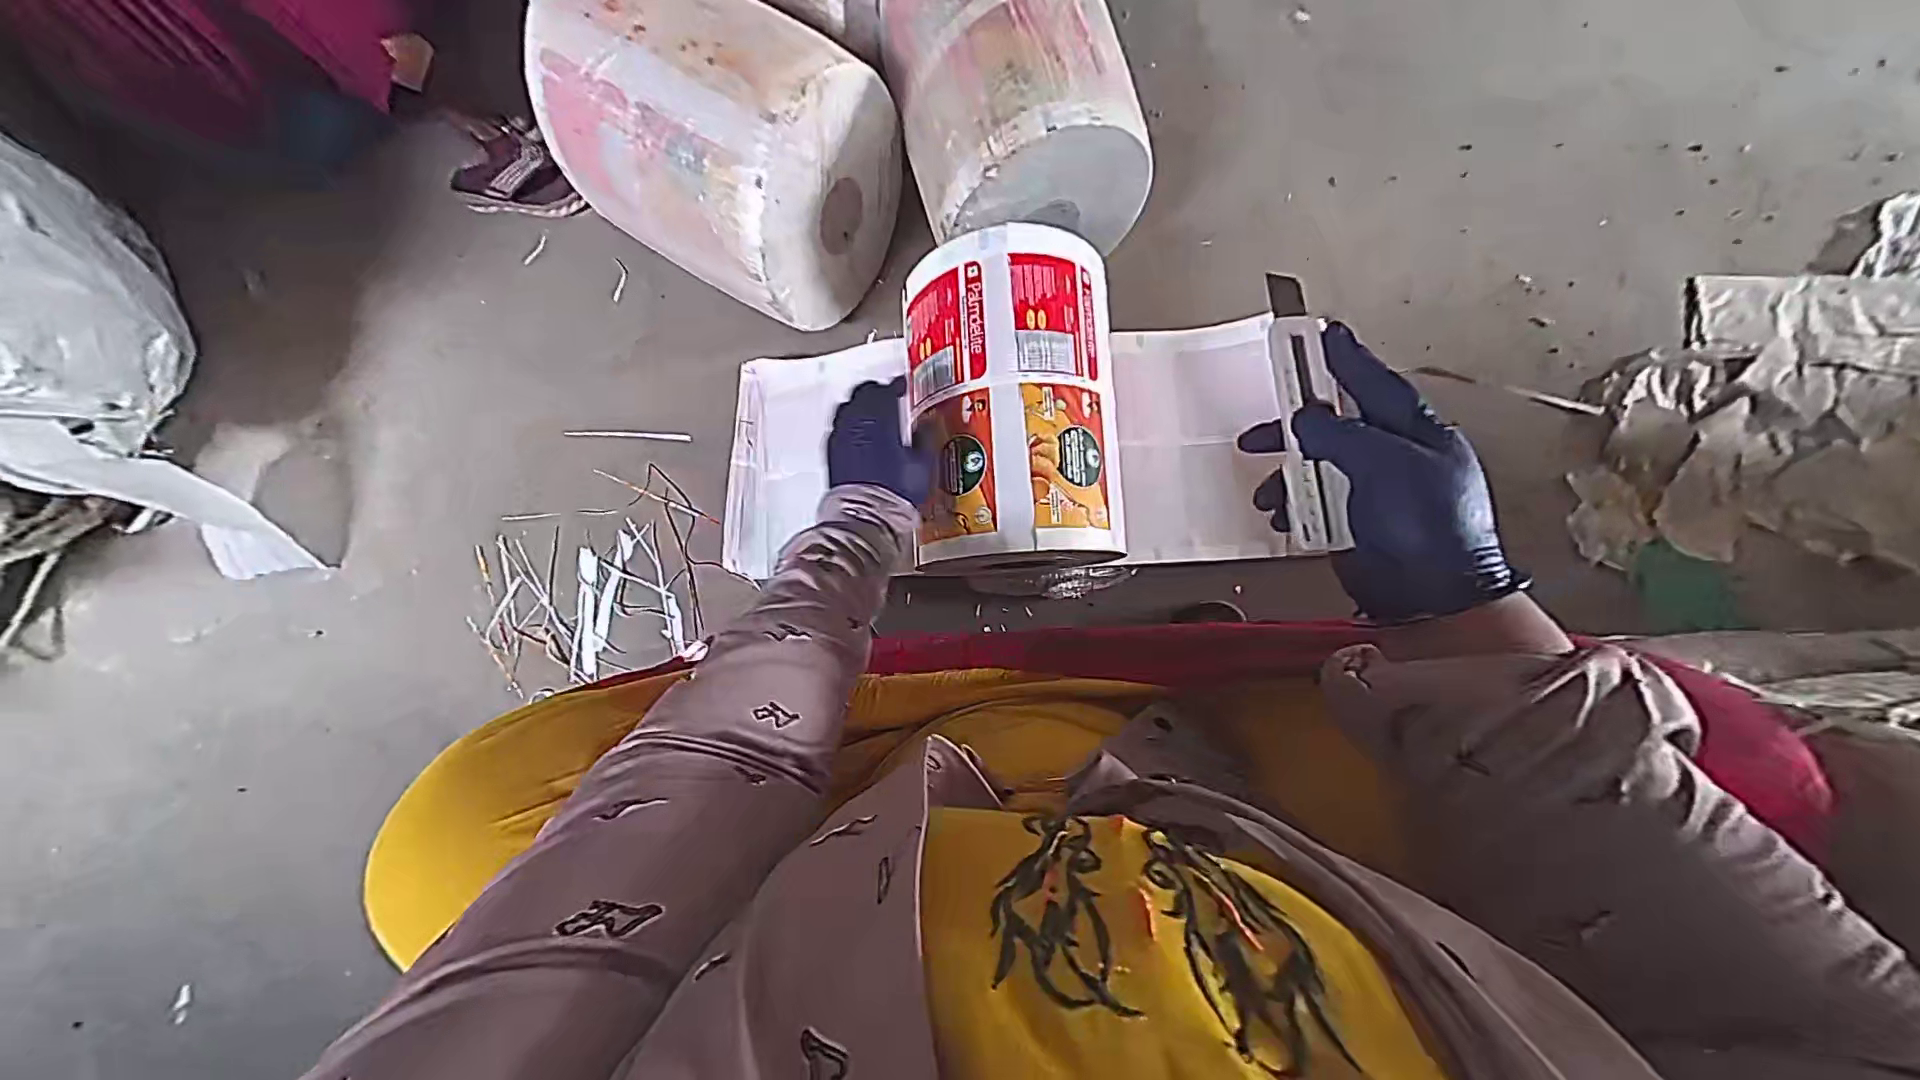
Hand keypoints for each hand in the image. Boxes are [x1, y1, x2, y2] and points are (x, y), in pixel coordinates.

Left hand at [827, 377, 929, 504]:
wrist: (865, 516)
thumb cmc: (892, 491)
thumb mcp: (922, 465)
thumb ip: (925, 438)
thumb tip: (927, 424)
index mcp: (879, 418)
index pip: (887, 389)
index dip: (897, 384)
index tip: (903, 384)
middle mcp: (855, 422)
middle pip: (863, 393)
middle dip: (876, 391)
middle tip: (888, 394)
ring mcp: (840, 436)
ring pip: (848, 407)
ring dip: (861, 405)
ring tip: (872, 411)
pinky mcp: (832, 452)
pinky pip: (839, 427)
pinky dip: (850, 423)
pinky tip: (858, 432)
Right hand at [1236, 321, 1524, 621]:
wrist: (1428, 595)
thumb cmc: (1424, 525)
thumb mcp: (1387, 467)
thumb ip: (1342, 436)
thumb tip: (1302, 419)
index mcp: (1414, 432)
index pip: (1373, 384)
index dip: (1346, 359)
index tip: (1323, 332)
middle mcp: (1390, 455)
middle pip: (1332, 425)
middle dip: (1292, 429)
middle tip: (1257, 435)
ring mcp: (1368, 489)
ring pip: (1312, 465)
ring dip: (1283, 476)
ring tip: (1265, 495)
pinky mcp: (1348, 519)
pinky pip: (1308, 499)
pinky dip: (1289, 504)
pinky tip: (1279, 516)